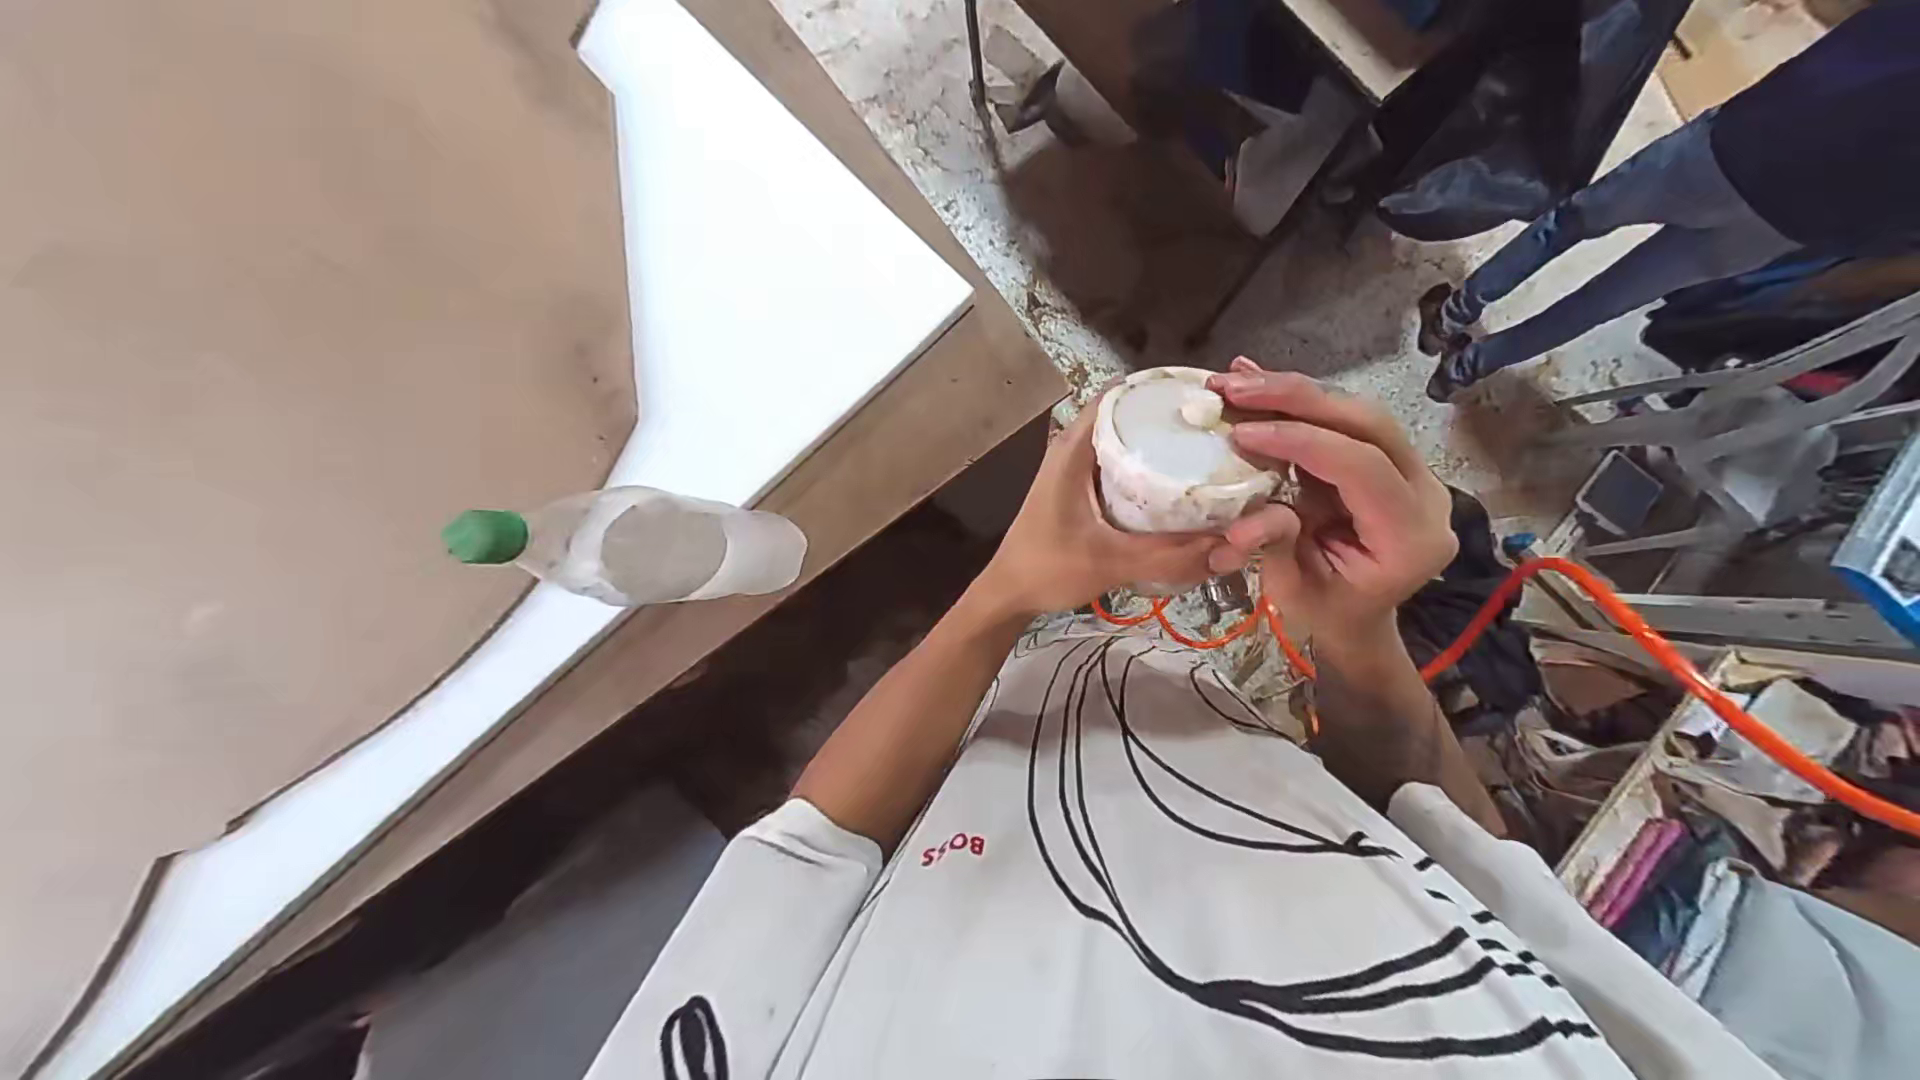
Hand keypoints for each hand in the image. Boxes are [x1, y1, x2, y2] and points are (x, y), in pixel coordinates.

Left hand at [973, 402, 1220, 618]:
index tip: (1202, 396)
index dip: (1157, 390)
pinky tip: (1174, 485)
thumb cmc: (1048, 569)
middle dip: (1166, 418)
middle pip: (1123, 417)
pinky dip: (1142, 469)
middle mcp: (1071, 451)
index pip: (1116, 397)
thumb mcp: (1111, 562)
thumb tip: (1231, 545)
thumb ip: (1170, 556)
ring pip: (1120, 443)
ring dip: (1155, 444)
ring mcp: (1073, 471)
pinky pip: (1115, 467)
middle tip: (1215, 426)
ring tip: (1204, 448)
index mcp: (1073, 451)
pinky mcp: (1077, 490)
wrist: (1009, 594)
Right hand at [1205, 358, 1455, 660]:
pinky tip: (1259, 381)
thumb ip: (1276, 549)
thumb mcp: (1294, 594)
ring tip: (1236, 378)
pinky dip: (1299, 402)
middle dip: (1297, 397)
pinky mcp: (1386, 461)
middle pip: (1368, 423)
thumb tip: (1244, 519)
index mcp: (1409, 535)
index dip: (1301, 442)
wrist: (1356, 618)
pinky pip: (1345, 421)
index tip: (1241, 433)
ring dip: (1293, 392)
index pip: (1362, 467)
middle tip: (1234, 386)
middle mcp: (1424, 493)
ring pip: (1357, 413)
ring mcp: (1410, 472)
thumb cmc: (1325, 612)